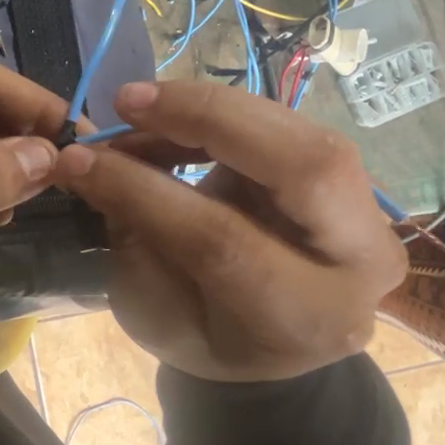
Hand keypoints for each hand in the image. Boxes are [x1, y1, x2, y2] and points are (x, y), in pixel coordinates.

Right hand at [51, 80, 405, 382]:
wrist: (260, 342)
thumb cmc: (195, 333)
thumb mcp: (150, 305)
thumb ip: (130, 232)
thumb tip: (84, 159)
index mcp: (302, 318)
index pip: (224, 238)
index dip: (143, 190)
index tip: (77, 160)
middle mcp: (358, 265)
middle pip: (305, 167)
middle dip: (208, 119)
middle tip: (127, 102)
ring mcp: (367, 217)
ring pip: (300, 134)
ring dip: (207, 108)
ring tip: (135, 107)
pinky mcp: (347, 179)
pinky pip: (286, 128)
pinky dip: (217, 113)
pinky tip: (165, 116)